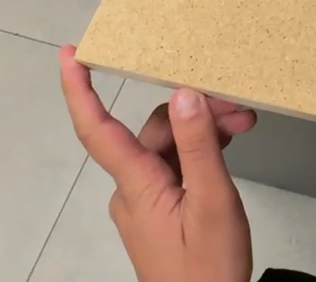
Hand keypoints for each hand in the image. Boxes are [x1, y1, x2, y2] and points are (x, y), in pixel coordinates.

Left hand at [57, 45, 257, 281]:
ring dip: (206, 128)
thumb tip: (184, 91)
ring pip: (170, 144)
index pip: (97, 130)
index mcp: (137, 186)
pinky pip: (175, 162)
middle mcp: (132, 189)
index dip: (80, 90)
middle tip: (241, 108)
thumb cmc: (209, 267)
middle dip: (196, 108)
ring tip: (245, 125)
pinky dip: (202, 147)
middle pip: (156, 129)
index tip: (70, 54)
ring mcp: (146, 200)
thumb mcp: (212, 201)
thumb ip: (198, 145)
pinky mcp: (160, 209)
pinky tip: (230, 142)